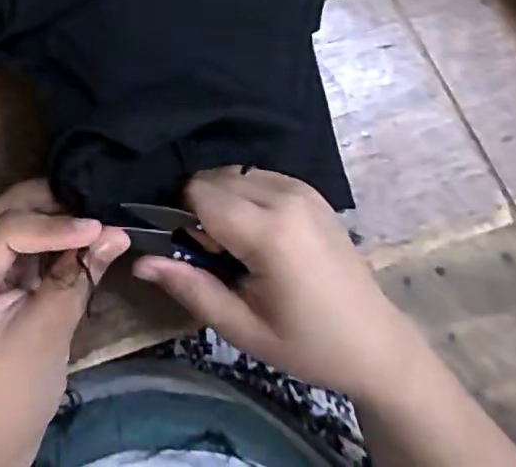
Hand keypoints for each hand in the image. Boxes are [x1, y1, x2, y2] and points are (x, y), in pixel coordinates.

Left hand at [0, 180, 129, 466]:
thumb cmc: (14, 388)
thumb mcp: (49, 332)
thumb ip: (79, 276)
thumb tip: (116, 233)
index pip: (7, 229)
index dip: (54, 224)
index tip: (97, 226)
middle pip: (10, 209)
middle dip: (54, 206)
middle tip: (99, 213)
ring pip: (20, 214)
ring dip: (57, 214)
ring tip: (97, 221)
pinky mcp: (0, 269)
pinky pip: (28, 235)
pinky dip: (55, 232)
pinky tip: (83, 235)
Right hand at [130, 167, 420, 399]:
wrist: (376, 342)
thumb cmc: (306, 344)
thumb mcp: (242, 328)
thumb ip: (190, 288)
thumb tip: (139, 261)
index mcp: (270, 231)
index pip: (199, 193)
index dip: (184, 218)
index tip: (196, 252)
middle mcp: (285, 196)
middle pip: (213, 177)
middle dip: (201, 207)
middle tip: (217, 254)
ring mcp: (301, 187)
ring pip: (233, 172)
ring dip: (222, 199)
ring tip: (239, 244)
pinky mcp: (309, 188)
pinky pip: (257, 175)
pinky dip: (243, 194)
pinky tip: (258, 231)